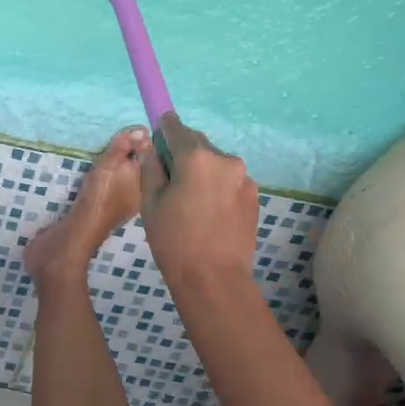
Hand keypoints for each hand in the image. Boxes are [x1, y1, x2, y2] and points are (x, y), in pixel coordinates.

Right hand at [139, 112, 259, 299]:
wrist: (214, 277)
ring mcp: (244, 178)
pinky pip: (228, 180)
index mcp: (197, 158)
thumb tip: (153, 150)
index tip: (157, 130)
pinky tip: (206, 211)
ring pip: (215, 163)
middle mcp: (226, 160)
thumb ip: (152, 168)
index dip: (164, 128)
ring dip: (201, 171)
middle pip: (199, 144)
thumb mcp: (150, 202)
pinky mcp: (254, 195)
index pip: (177, 128)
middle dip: (183, 152)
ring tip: (189, 200)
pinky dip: (216, 186)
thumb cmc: (174, 239)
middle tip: (168, 176)